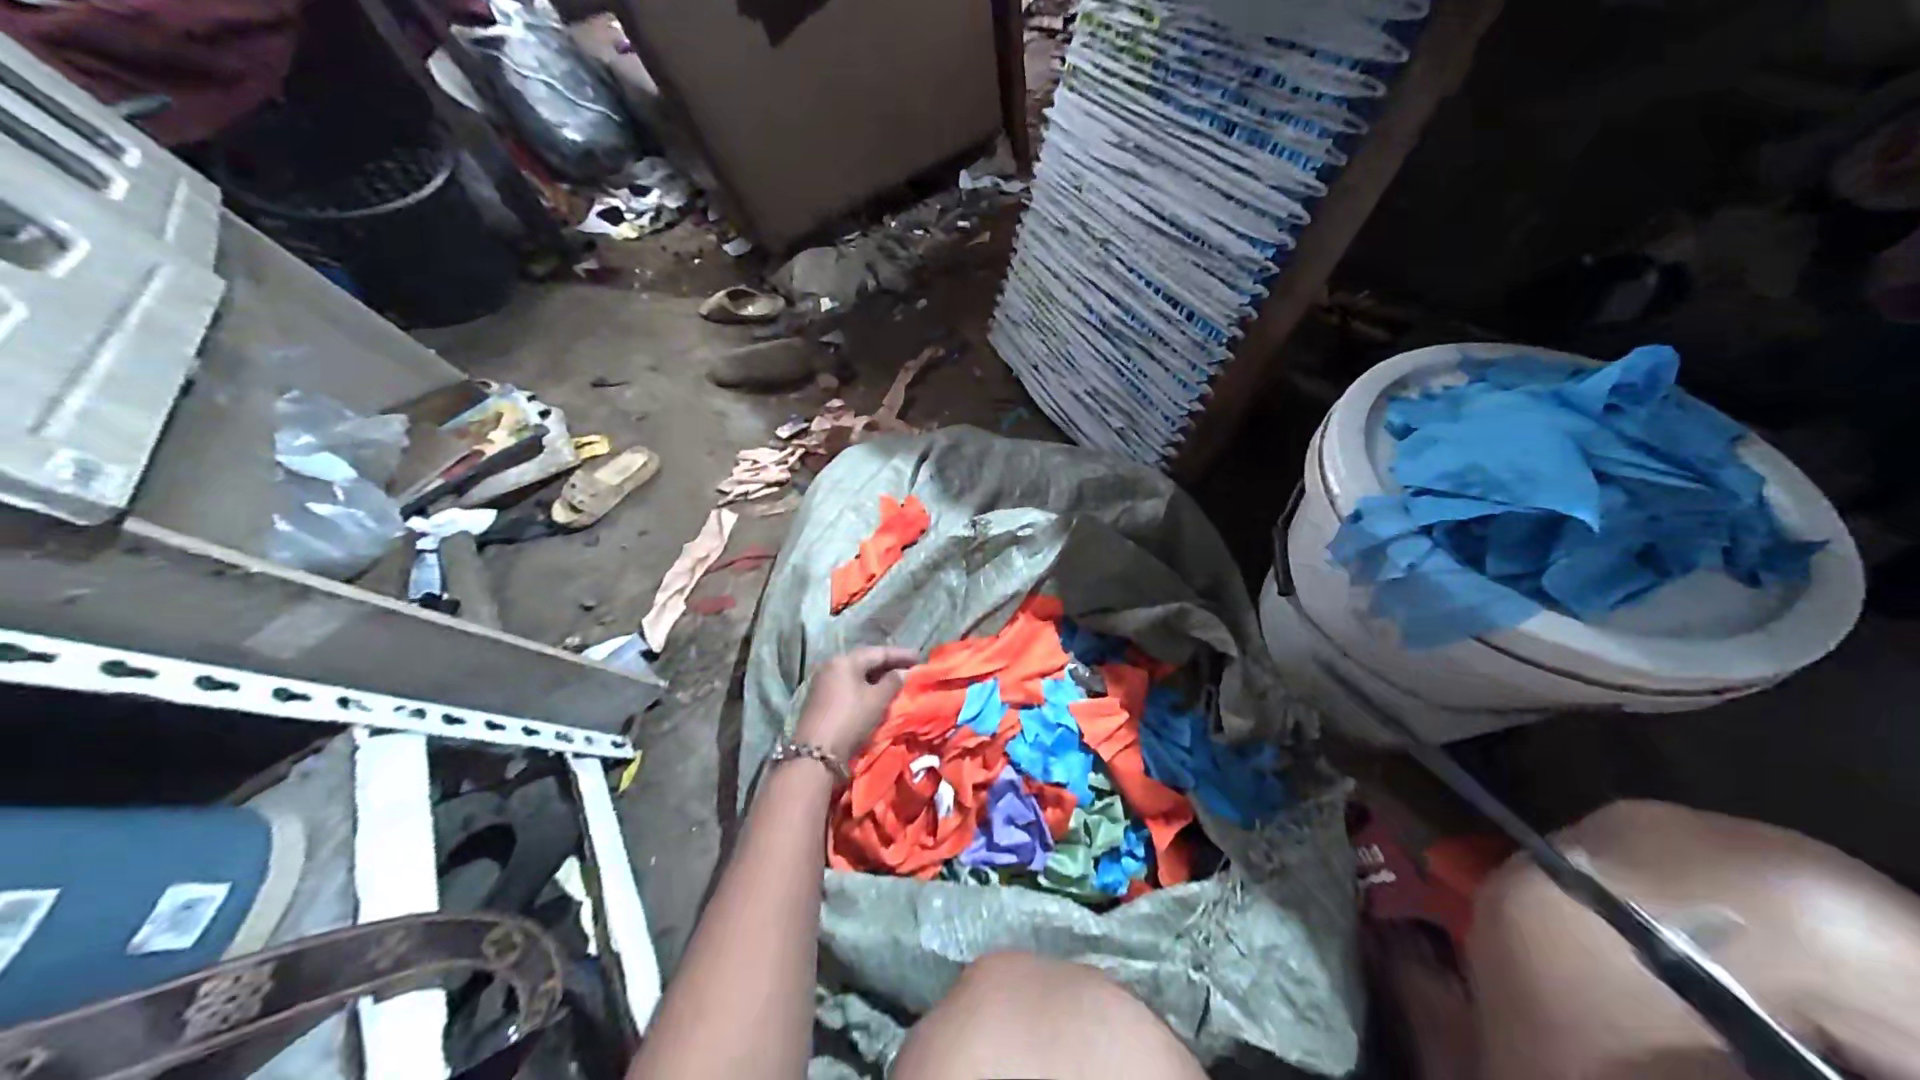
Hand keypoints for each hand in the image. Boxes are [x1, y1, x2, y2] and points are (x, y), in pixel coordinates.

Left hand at [793, 646, 917, 761]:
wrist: (816, 753)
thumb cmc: (851, 720)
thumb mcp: (877, 700)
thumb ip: (893, 682)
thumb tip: (904, 672)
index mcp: (845, 660)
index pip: (879, 652)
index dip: (901, 655)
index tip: (920, 658)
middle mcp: (831, 665)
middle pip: (865, 661)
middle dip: (888, 665)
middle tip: (909, 669)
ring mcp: (823, 682)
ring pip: (856, 674)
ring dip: (876, 677)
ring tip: (895, 682)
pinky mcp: (819, 698)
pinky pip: (847, 686)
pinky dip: (863, 687)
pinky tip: (875, 694)